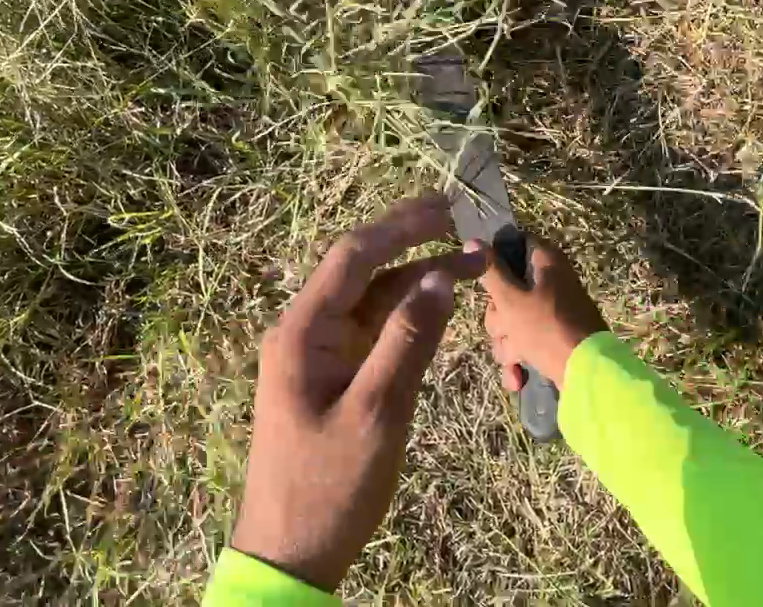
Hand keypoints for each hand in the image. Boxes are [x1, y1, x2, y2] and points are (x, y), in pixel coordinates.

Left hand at [230, 192, 485, 590]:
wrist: (291, 555)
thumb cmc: (329, 486)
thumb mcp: (376, 412)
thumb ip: (408, 339)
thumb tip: (442, 276)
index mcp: (302, 330)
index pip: (353, 257)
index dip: (400, 226)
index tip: (445, 208)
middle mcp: (308, 329)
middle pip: (362, 267)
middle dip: (410, 237)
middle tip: (456, 213)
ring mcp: (323, 351)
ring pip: (374, 295)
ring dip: (418, 275)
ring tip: (471, 258)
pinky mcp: (338, 372)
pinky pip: (377, 326)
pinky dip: (411, 309)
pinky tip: (442, 298)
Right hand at [479, 238, 606, 389]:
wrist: (587, 375)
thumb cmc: (547, 329)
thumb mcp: (512, 299)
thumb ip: (490, 271)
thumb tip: (472, 242)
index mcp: (545, 262)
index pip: (512, 246)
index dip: (495, 265)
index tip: (489, 285)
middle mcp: (550, 281)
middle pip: (506, 291)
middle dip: (500, 319)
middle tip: (508, 328)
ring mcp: (552, 311)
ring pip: (511, 321)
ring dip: (508, 344)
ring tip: (518, 358)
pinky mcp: (552, 338)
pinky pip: (524, 343)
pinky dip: (519, 360)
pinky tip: (519, 377)